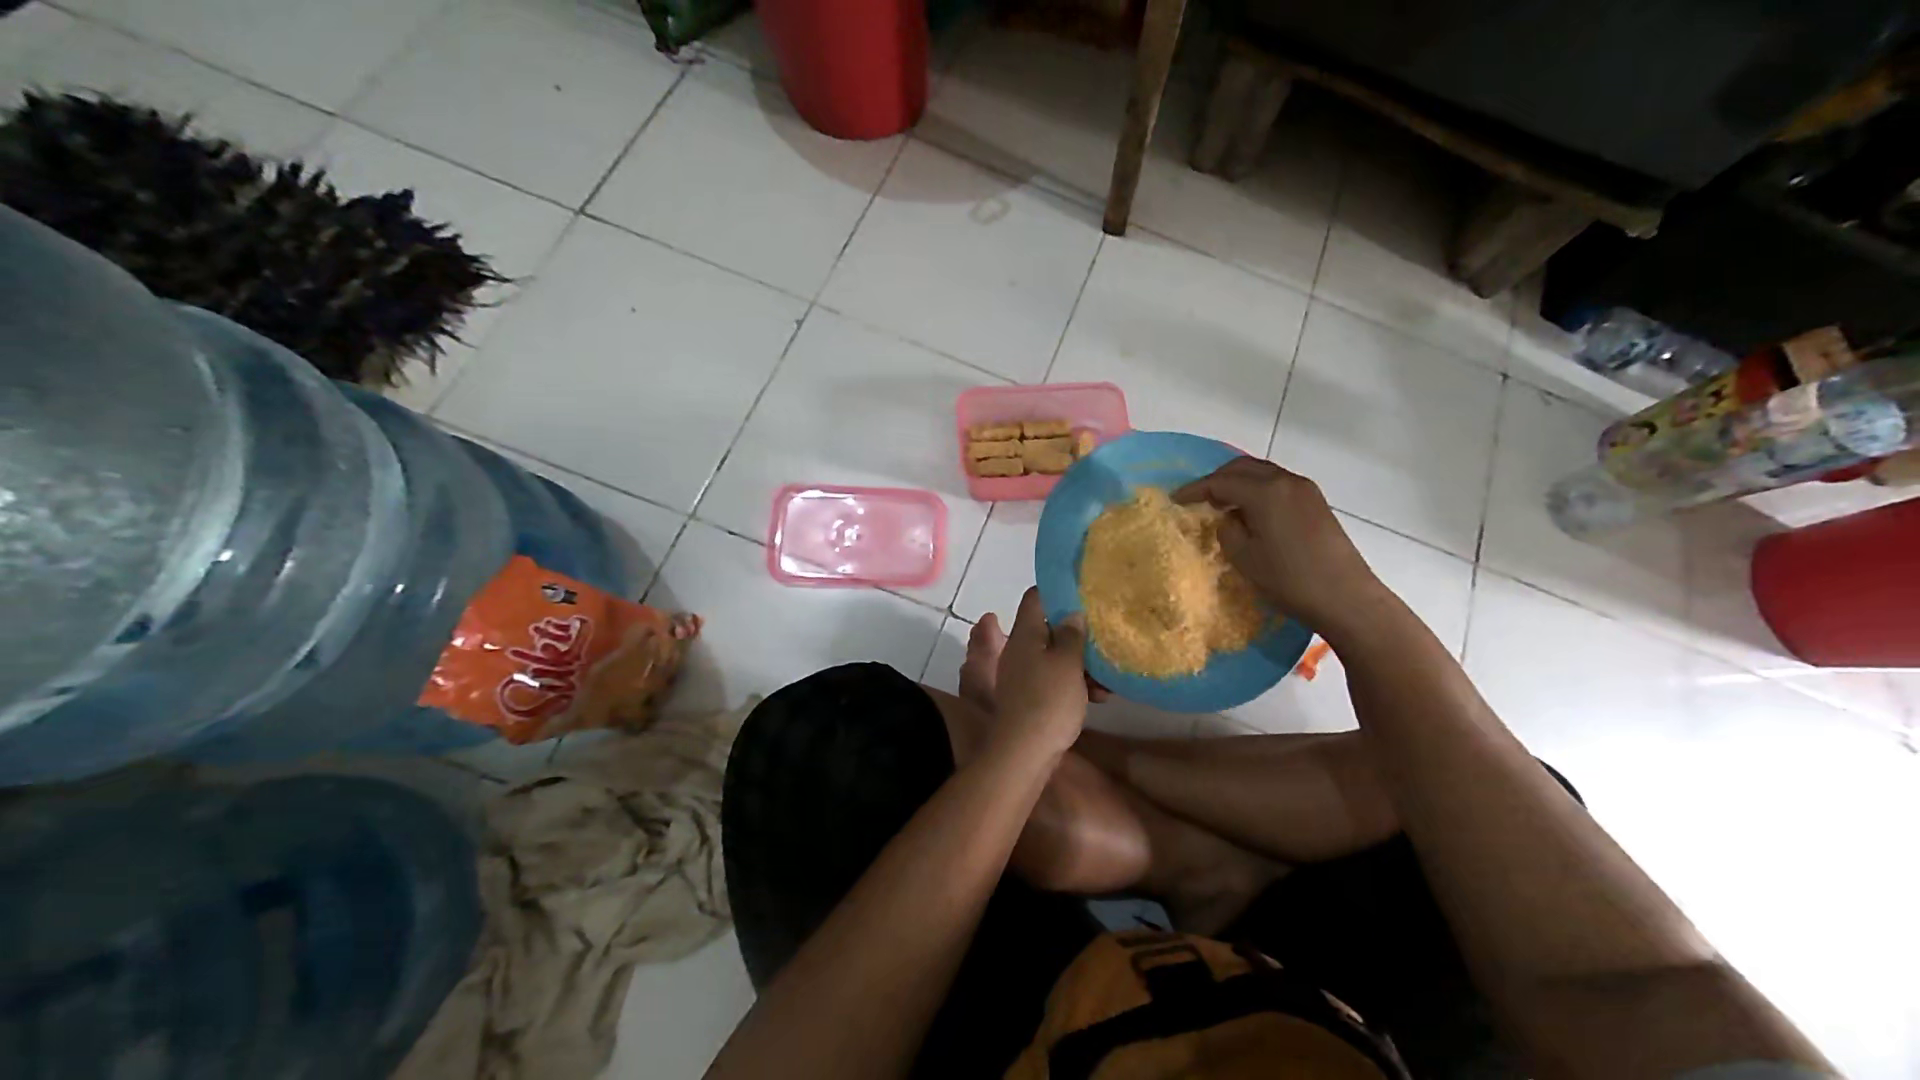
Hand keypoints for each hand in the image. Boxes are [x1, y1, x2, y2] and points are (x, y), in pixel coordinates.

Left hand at [990, 588, 1090, 758]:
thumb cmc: (1048, 701)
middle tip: (1104, 639)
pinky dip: (1075, 684)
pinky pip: (1056, 680)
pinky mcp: (1032, 698)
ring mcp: (1024, 675)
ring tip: (1107, 679)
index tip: (1084, 595)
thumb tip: (1072, 613)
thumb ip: (1071, 635)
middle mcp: (1020, 650)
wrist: (1025, 753)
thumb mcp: (1067, 663)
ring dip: (1081, 664)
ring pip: (1056, 658)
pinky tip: (1099, 697)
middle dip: (1078, 634)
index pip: (1036, 598)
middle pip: (1049, 629)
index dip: (1058, 592)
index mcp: (1026, 635)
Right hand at [1173, 457, 1387, 635]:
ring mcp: (1304, 490)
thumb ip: (1228, 530)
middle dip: (1216, 479)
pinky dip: (1257, 489)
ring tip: (1220, 504)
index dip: (1195, 490)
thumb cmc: (1290, 580)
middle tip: (1197, 498)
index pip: (1220, 482)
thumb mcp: (1244, 558)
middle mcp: (1286, 481)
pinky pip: (1277, 484)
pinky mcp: (1316, 503)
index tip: (1175, 500)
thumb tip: (1229, 518)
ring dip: (1238, 482)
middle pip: (1242, 467)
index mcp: (1265, 492)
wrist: (1346, 598)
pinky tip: (1249, 512)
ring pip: (1261, 473)